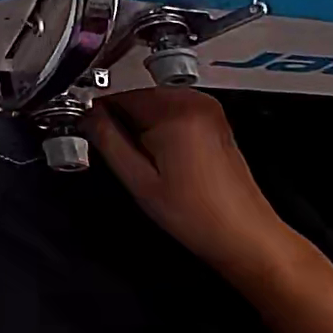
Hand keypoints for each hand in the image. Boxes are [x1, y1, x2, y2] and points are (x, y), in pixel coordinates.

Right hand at [83, 88, 311, 286]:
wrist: (246, 236)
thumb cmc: (196, 215)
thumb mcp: (139, 181)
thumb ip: (106, 140)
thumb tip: (85, 115)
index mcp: (173, 109)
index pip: (118, 95)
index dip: (99, 116)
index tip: (89, 135)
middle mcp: (192, 99)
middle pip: (136, 98)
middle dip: (122, 123)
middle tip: (126, 160)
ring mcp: (206, 106)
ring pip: (152, 105)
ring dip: (140, 127)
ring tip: (149, 165)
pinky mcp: (212, 117)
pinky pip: (171, 112)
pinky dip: (160, 129)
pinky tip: (166, 161)